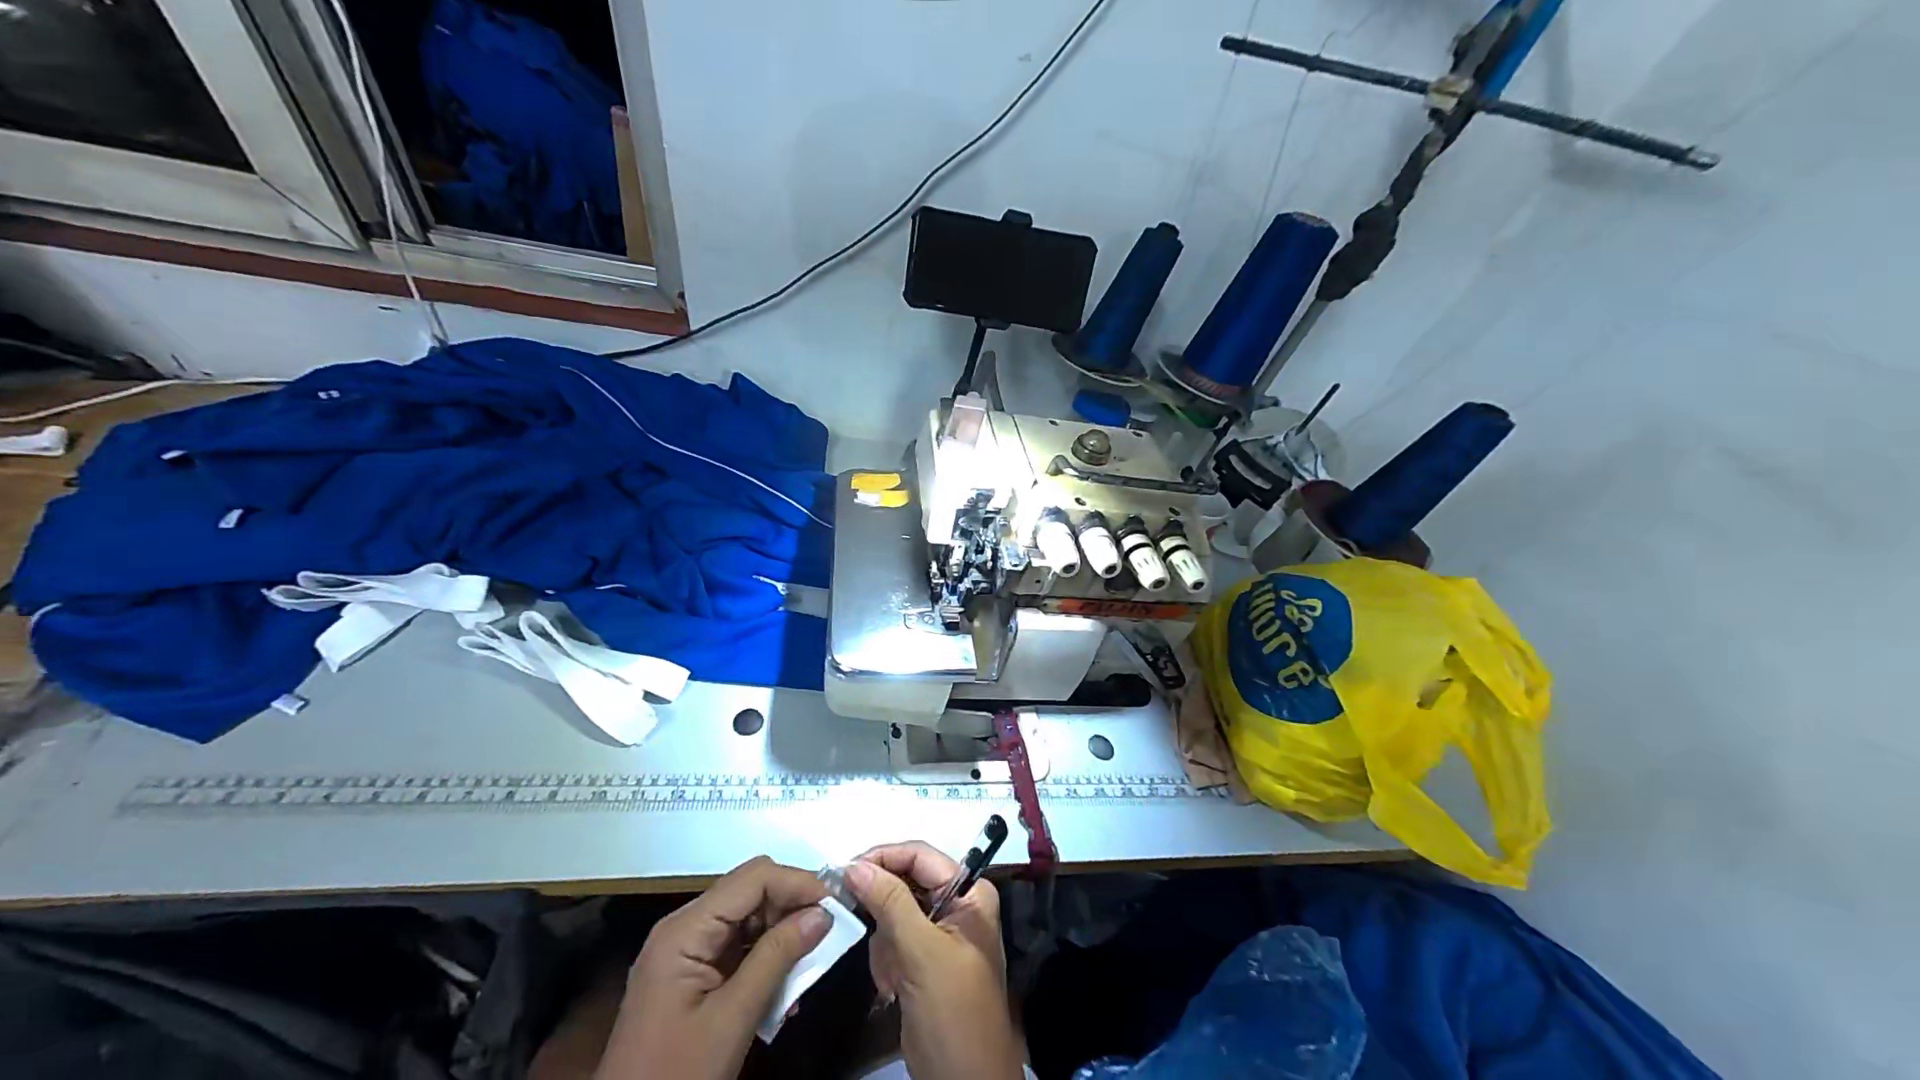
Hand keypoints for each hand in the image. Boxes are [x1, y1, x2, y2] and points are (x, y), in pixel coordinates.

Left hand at [596, 856, 832, 1079]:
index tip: (836, 906)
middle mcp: (684, 927)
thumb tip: (823, 914)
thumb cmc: (677, 1072)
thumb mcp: (733, 1017)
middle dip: (792, 906)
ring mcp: (686, 949)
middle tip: (829, 933)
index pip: (753, 877)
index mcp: (686, 929)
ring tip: (812, 962)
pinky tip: (788, 985)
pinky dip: (768, 956)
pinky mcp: (692, 972)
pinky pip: (739, 945)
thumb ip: (778, 957)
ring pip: (749, 916)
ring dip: (783, 933)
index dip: (797, 883)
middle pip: (751, 891)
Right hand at [845, 843, 1024, 1079]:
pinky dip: (887, 964)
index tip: (845, 872)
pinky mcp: (923, 959)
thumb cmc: (953, 1012)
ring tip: (896, 979)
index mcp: (970, 891)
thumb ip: (890, 902)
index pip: (920, 855)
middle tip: (881, 945)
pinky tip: (895, 990)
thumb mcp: (923, 952)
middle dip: (886, 919)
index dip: (883, 858)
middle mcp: (957, 903)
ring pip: (892, 915)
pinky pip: (891, 943)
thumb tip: (854, 865)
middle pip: (903, 884)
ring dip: (886, 948)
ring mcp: (939, 932)